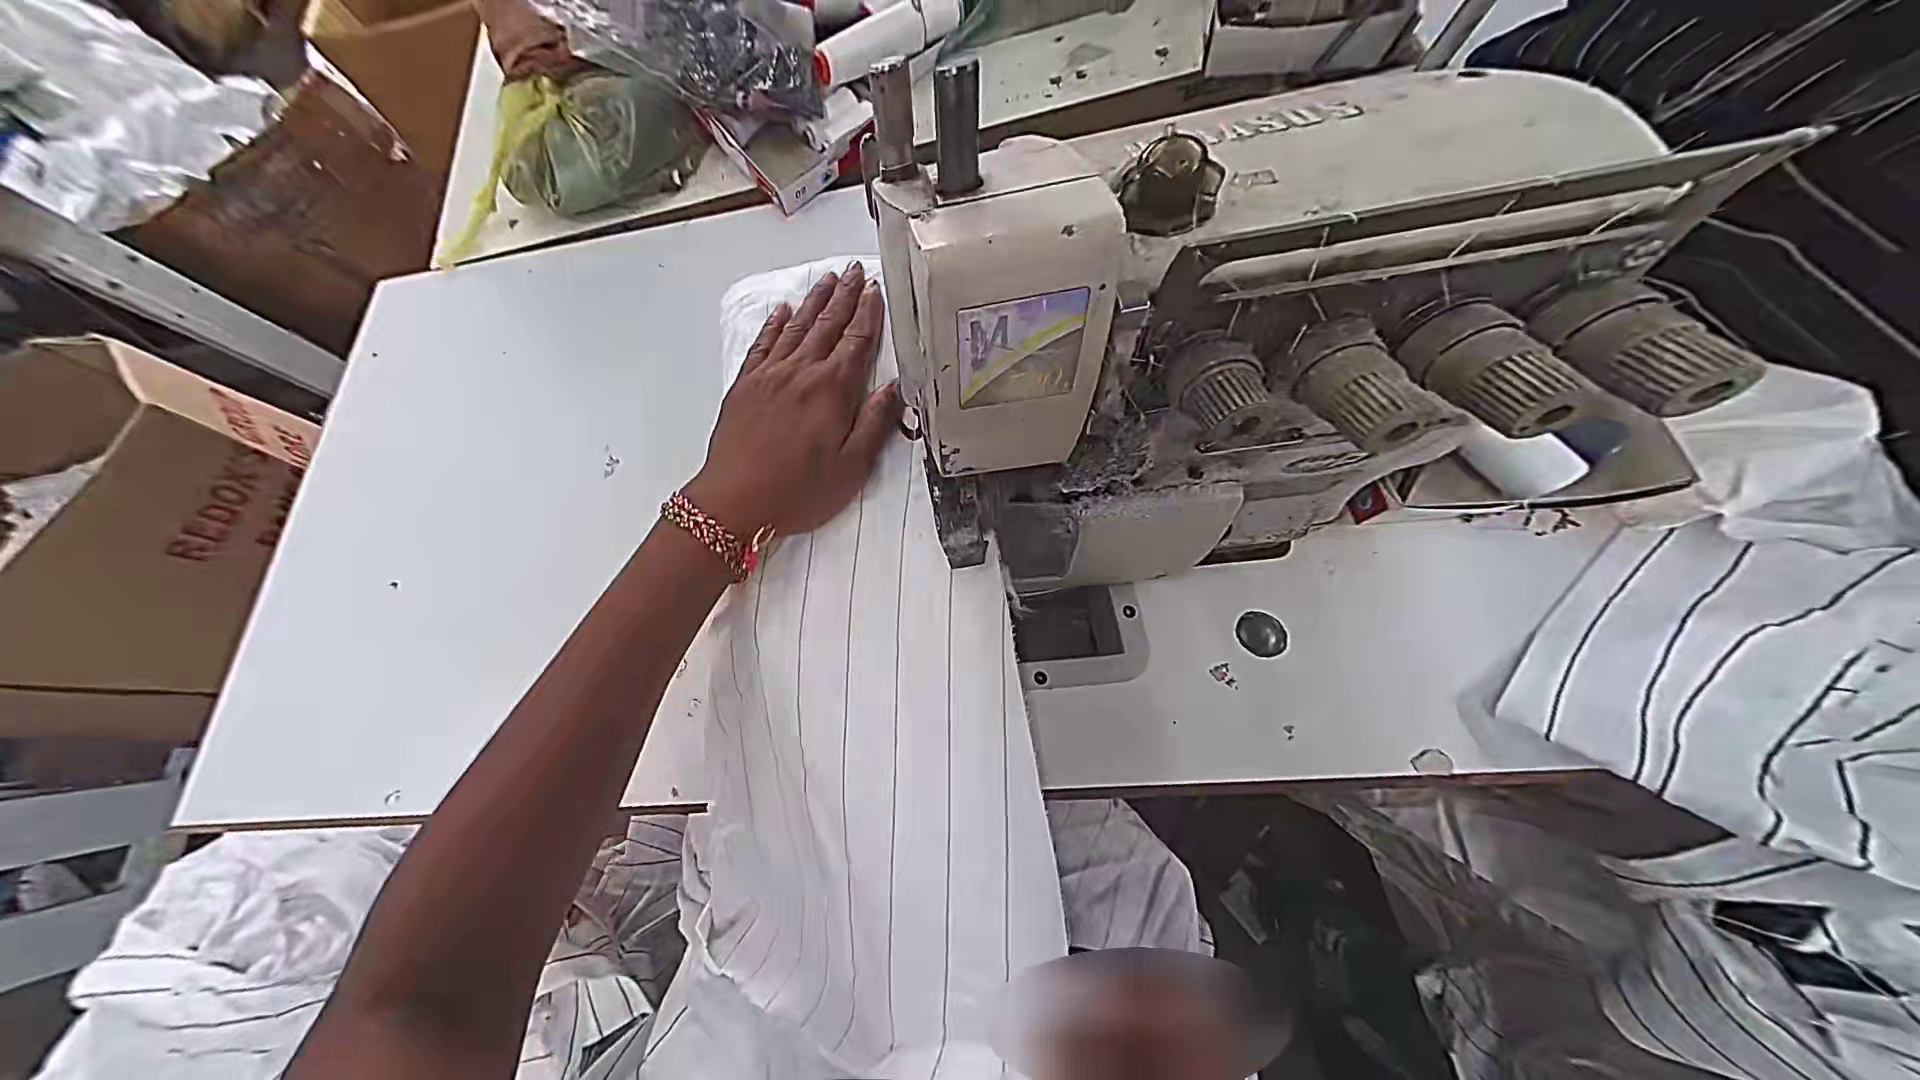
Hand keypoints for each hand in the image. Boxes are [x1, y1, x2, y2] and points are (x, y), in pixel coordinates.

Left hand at [685, 260, 903, 536]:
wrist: (735, 499)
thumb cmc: (798, 490)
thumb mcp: (853, 467)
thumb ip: (875, 423)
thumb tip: (894, 389)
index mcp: (832, 391)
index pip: (857, 342)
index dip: (869, 314)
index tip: (875, 291)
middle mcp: (801, 374)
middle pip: (828, 325)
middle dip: (844, 296)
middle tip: (854, 271)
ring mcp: (770, 376)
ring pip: (797, 328)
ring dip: (813, 302)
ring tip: (827, 280)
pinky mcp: (746, 386)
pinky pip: (763, 344)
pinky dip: (775, 324)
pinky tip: (782, 311)